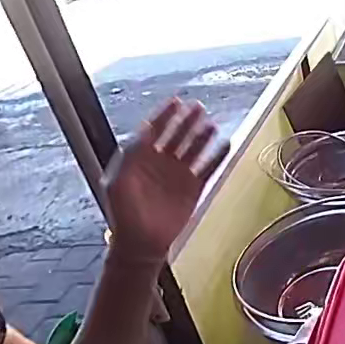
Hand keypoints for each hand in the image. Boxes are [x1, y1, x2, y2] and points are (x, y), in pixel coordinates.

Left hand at [105, 98, 225, 262]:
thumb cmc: (125, 213)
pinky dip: (218, 156)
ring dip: (203, 135)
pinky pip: (209, 167)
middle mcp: (162, 162)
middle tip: (198, 106)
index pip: (154, 130)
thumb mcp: (119, 183)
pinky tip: (226, 145)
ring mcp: (180, 174)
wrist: (142, 242)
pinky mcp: (194, 187)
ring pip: (195, 148)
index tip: (176, 101)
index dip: (164, 115)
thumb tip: (145, 132)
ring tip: (212, 124)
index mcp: (141, 158)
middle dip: (187, 120)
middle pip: (177, 135)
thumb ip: (130, 156)